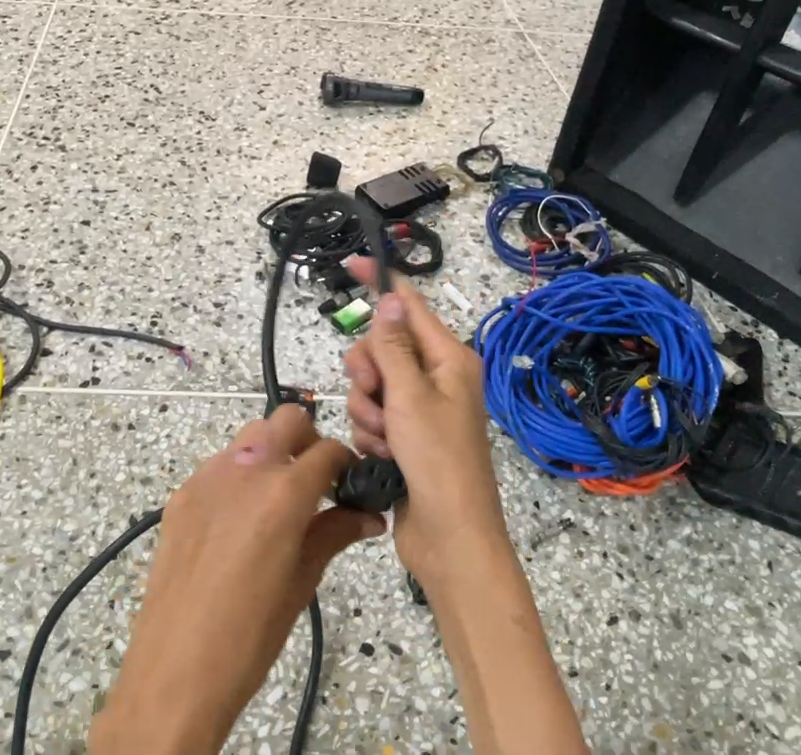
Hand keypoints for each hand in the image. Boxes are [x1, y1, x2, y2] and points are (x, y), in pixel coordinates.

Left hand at [89, 404, 384, 754]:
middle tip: (316, 481)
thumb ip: (335, 534)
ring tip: (278, 500)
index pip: (329, 451)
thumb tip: (369, 517)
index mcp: (284, 492)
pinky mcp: (181, 495)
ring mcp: (207, 478)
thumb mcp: (302, 581)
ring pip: (250, 435)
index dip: (348, 465)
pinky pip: (219, 465)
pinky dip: (239, 475)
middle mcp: (245, 470)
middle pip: (287, 419)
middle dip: (309, 441)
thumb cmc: (251, 633)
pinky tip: (241, 521)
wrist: (175, 668)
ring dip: (272, 452)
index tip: (353, 486)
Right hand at [340, 256, 507, 591]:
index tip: (351, 263)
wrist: (449, 537)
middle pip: (381, 348)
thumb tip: (392, 297)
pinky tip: (383, 458)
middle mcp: (435, 378)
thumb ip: (392, 345)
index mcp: (449, 359)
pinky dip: (370, 435)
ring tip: (385, 439)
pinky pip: (372, 417)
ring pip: (370, 385)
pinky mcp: (404, 437)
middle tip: (376, 396)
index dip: (381, 284)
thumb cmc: (437, 460)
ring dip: (367, 411)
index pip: (410, 306)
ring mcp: (419, 409)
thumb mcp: (410, 396)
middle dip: (368, 373)